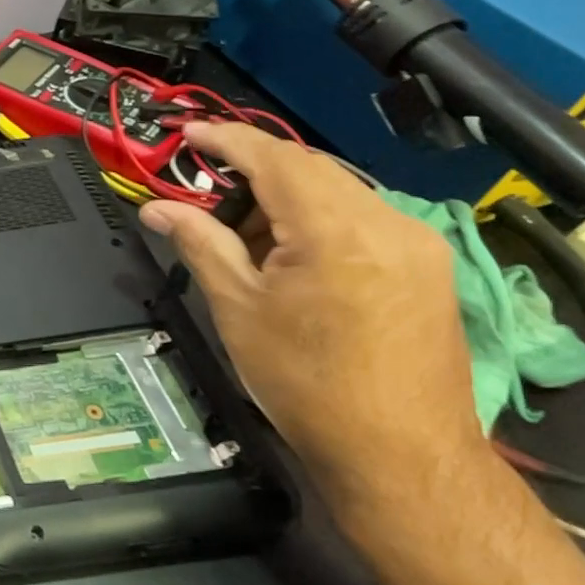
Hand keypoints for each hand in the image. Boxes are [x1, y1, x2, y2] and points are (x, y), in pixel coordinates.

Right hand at [137, 122, 485, 499]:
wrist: (398, 450)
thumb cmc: (306, 382)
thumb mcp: (236, 308)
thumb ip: (199, 243)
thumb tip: (157, 209)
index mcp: (336, 231)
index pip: (276, 159)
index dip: (226, 139)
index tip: (188, 134)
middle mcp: (388, 224)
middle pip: (309, 170)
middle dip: (251, 172)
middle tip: (202, 194)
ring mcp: (417, 244)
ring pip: (337, 193)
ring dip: (283, 199)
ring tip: (241, 238)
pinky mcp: (427, 267)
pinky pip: (363, 219)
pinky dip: (317, 221)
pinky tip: (287, 256)